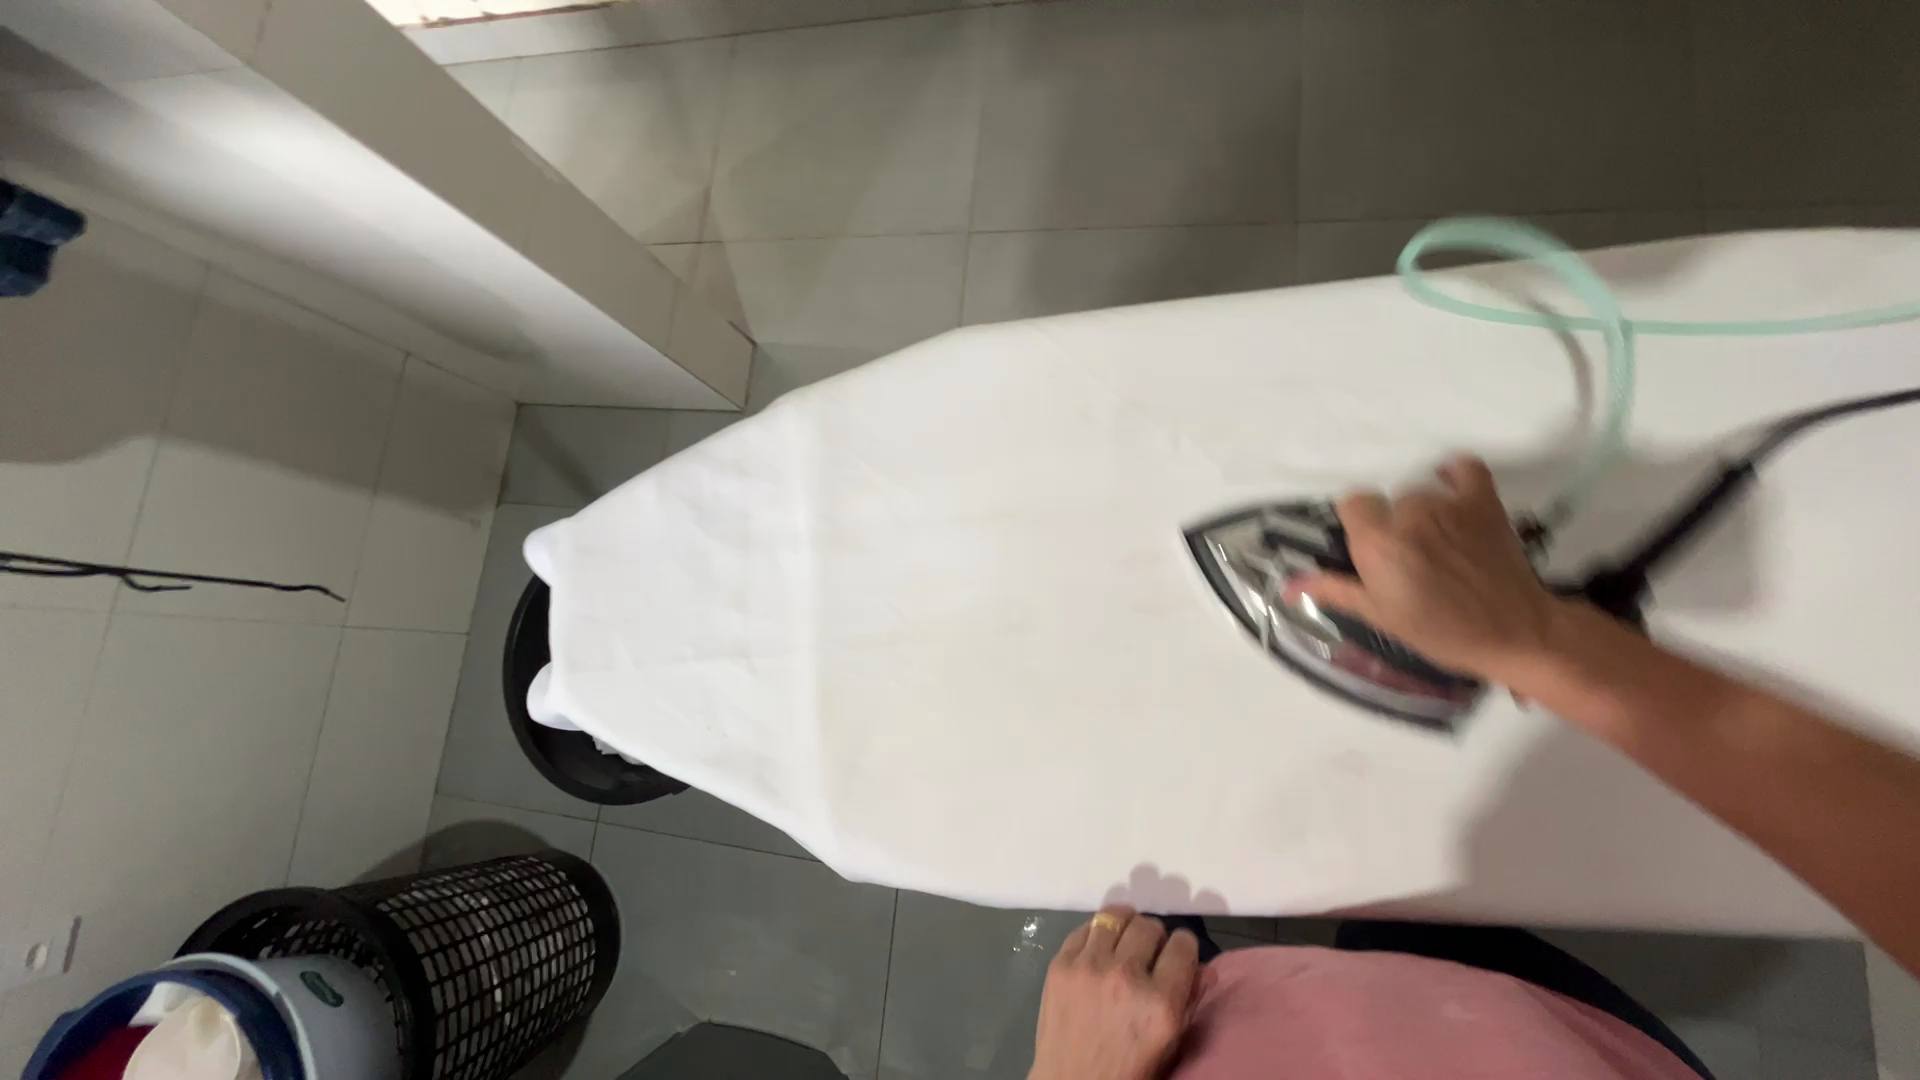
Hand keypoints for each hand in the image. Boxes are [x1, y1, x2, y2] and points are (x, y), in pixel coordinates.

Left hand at [1028, 905, 1200, 1079]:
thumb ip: (1189, 1002)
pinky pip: (1085, 928)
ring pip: (1115, 917)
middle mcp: (1126, 976)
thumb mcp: (1168, 1045)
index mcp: (1160, 1003)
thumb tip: (1207, 968)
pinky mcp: (1061, 963)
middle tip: (1150, 952)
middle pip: (1149, 927)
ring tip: (1125, 939)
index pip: (1183, 946)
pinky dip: (1096, 933)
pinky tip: (1099, 947)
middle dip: (1155, 937)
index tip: (1178, 954)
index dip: (1184, 947)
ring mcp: (1089, 966)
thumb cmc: (1128, 1071)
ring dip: (1125, 925)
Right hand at [1293, 456, 1566, 679]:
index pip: (1351, 503)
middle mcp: (1409, 515)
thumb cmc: (1439, 630)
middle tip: (1407, 555)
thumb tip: (1288, 587)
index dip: (1358, 523)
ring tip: (1437, 539)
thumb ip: (1334, 590)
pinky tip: (1451, 488)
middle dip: (1391, 522)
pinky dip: (1454, 474)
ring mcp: (1449, 505)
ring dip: (1422, 510)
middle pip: (1387, 501)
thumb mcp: (1379, 615)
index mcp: (1378, 543)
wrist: (1516, 633)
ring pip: (1421, 491)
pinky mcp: (1484, 502)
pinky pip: (1464, 469)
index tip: (1368, 547)